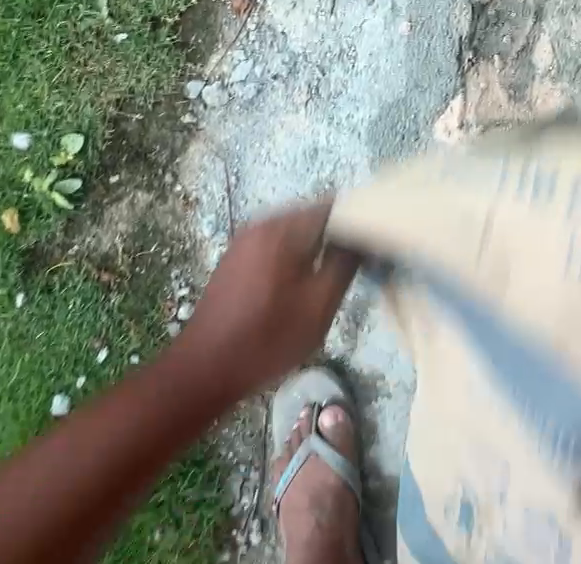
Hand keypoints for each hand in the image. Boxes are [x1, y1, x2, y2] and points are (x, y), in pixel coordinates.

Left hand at [181, 196, 361, 394]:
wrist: (202, 373)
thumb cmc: (266, 340)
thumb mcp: (319, 306)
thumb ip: (345, 263)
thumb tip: (363, 236)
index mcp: (282, 229)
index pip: (335, 207)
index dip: (360, 222)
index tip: (378, 244)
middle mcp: (262, 225)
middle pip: (315, 216)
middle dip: (340, 235)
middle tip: (362, 264)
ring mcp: (245, 241)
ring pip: (297, 232)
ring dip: (319, 247)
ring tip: (337, 276)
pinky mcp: (237, 259)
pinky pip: (278, 245)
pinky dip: (297, 256)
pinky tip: (305, 284)